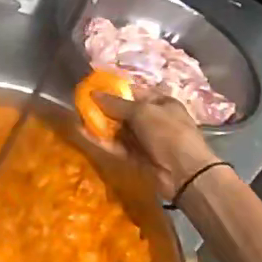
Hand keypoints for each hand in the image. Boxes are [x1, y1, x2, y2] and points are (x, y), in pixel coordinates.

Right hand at [93, 93, 218, 204]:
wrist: (184, 172)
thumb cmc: (168, 132)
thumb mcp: (142, 111)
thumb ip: (116, 103)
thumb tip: (94, 93)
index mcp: (160, 102)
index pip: (134, 92)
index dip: (114, 89)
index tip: (93, 88)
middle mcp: (152, 119)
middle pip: (123, 111)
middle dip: (103, 107)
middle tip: (81, 103)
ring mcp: (144, 139)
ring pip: (118, 129)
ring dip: (99, 124)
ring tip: (78, 116)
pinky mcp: (136, 157)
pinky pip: (115, 146)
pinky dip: (101, 140)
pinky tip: (83, 133)